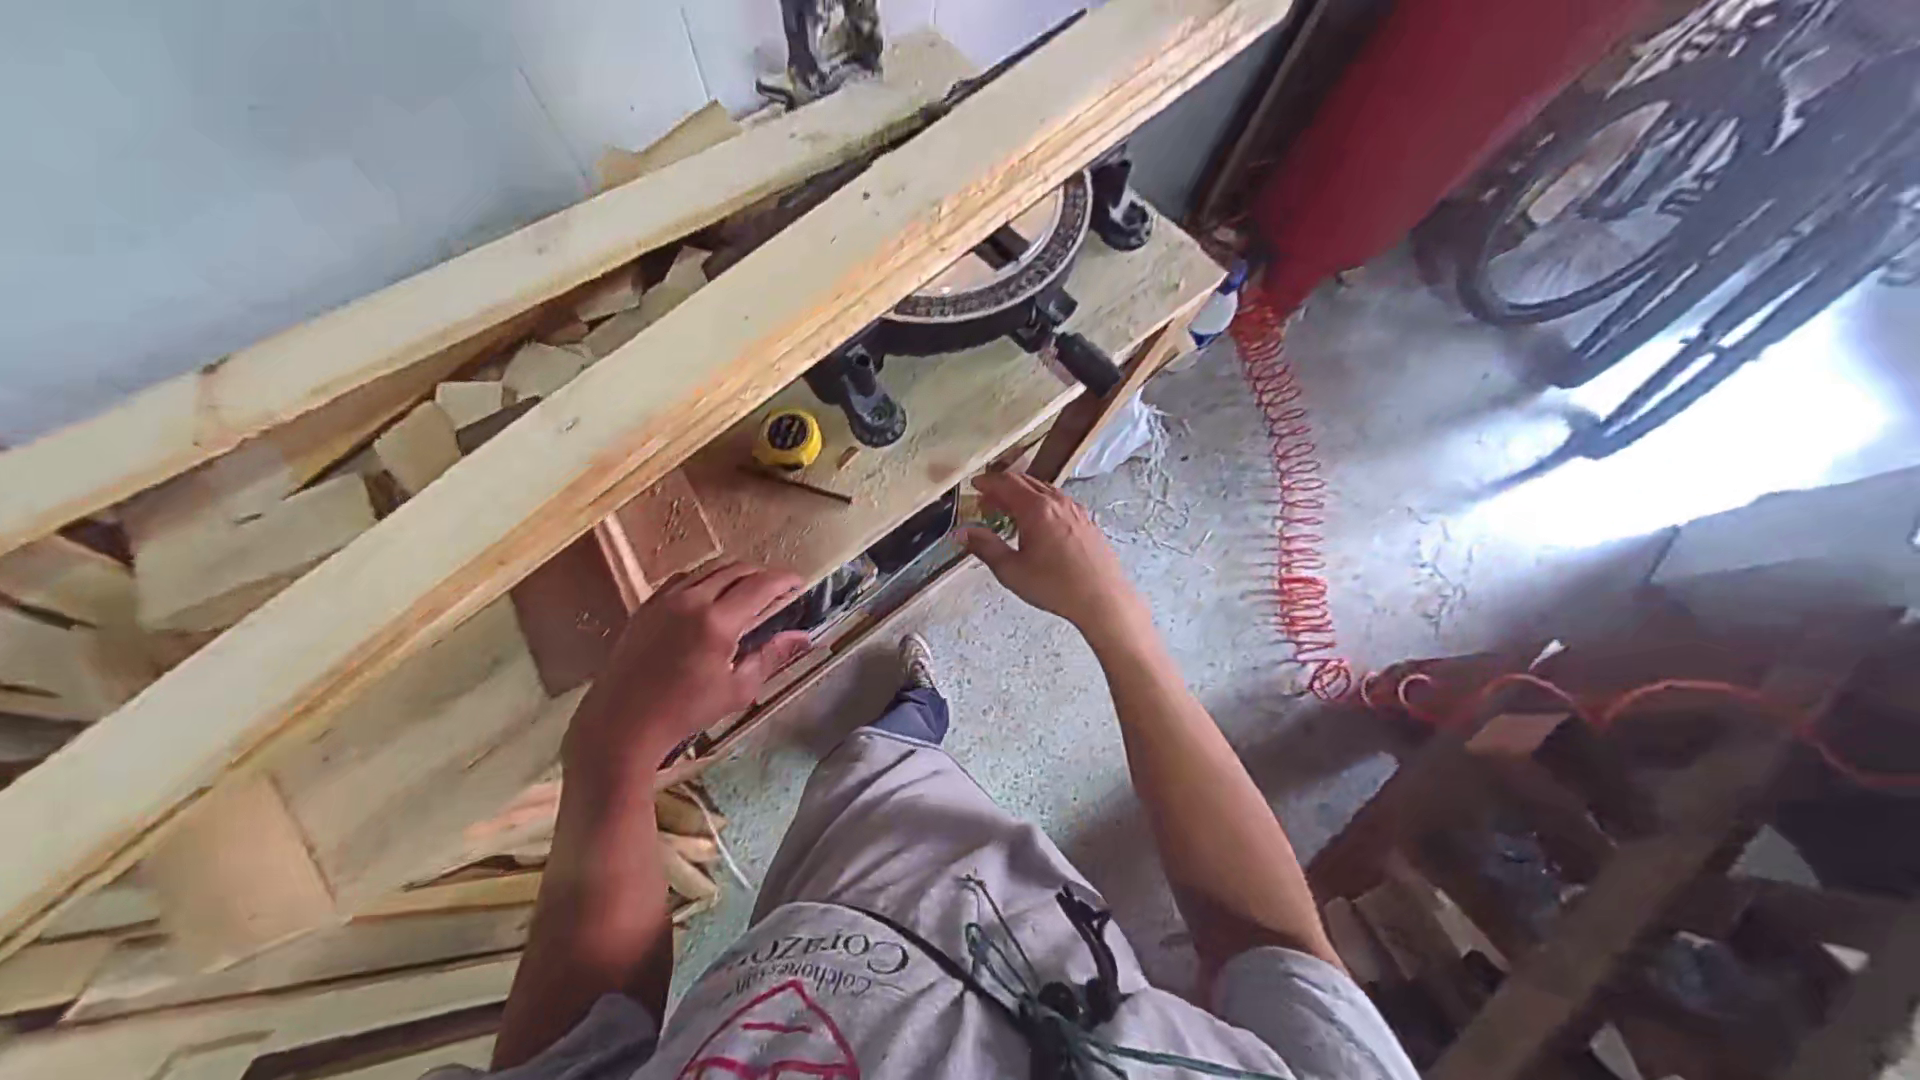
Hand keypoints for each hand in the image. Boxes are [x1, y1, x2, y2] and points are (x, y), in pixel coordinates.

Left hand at [564, 559, 811, 779]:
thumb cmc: (684, 712)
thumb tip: (803, 638)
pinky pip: (683, 580)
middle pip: (736, 569)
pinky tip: (710, 599)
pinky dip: (705, 580)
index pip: (760, 585)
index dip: (784, 580)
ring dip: (734, 574)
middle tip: (776, 591)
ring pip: (708, 569)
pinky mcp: (646, 607)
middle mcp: (690, 601)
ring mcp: (664, 600)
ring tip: (746, 592)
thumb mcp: (737, 689)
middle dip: (762, 575)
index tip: (798, 583)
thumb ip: (771, 656)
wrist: (622, 723)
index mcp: (716, 622)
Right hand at [959, 471, 1150, 639]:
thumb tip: (962, 532)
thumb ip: (985, 546)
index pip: (1006, 483)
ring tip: (1009, 513)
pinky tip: (1038, 524)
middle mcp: (1057, 502)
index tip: (974, 485)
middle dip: (1002, 488)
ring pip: (1043, 490)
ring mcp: (1075, 510)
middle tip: (987, 501)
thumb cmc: (1056, 586)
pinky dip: (1041, 503)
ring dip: (1022, 495)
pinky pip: (1058, 502)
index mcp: (1036, 509)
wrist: (1103, 599)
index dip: (987, 482)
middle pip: (1025, 481)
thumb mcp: (1011, 570)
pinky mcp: (1087, 521)